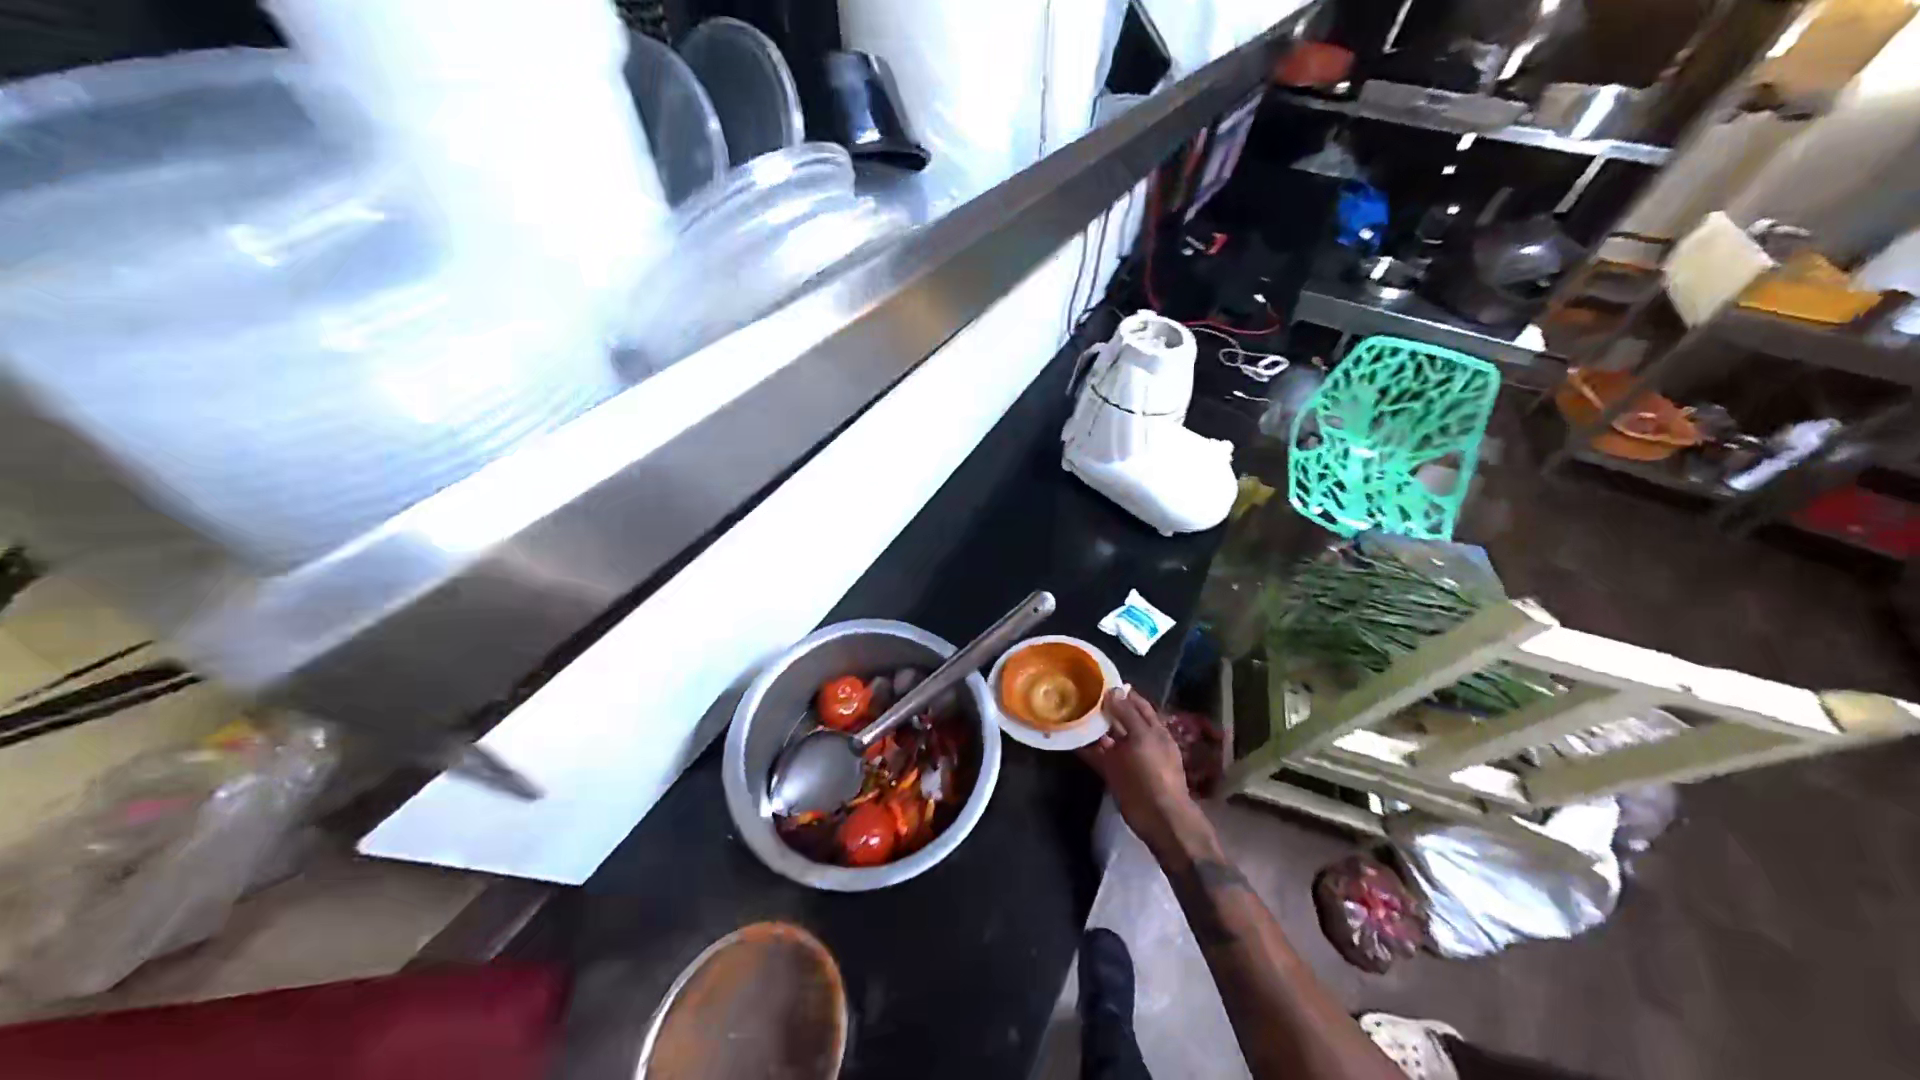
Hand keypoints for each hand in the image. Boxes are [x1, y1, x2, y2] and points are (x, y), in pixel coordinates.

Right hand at [1078, 686, 1204, 853]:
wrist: (1158, 816)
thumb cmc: (1154, 772)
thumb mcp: (1143, 737)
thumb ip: (1127, 713)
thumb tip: (1114, 689)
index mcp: (1153, 728)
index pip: (1136, 703)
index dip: (1120, 691)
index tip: (1098, 679)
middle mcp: (1139, 739)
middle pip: (1119, 718)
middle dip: (1102, 707)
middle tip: (1077, 693)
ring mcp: (1125, 756)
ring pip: (1106, 736)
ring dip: (1090, 726)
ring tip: (1069, 711)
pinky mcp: (1112, 772)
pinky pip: (1096, 755)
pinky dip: (1083, 747)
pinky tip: (1068, 737)